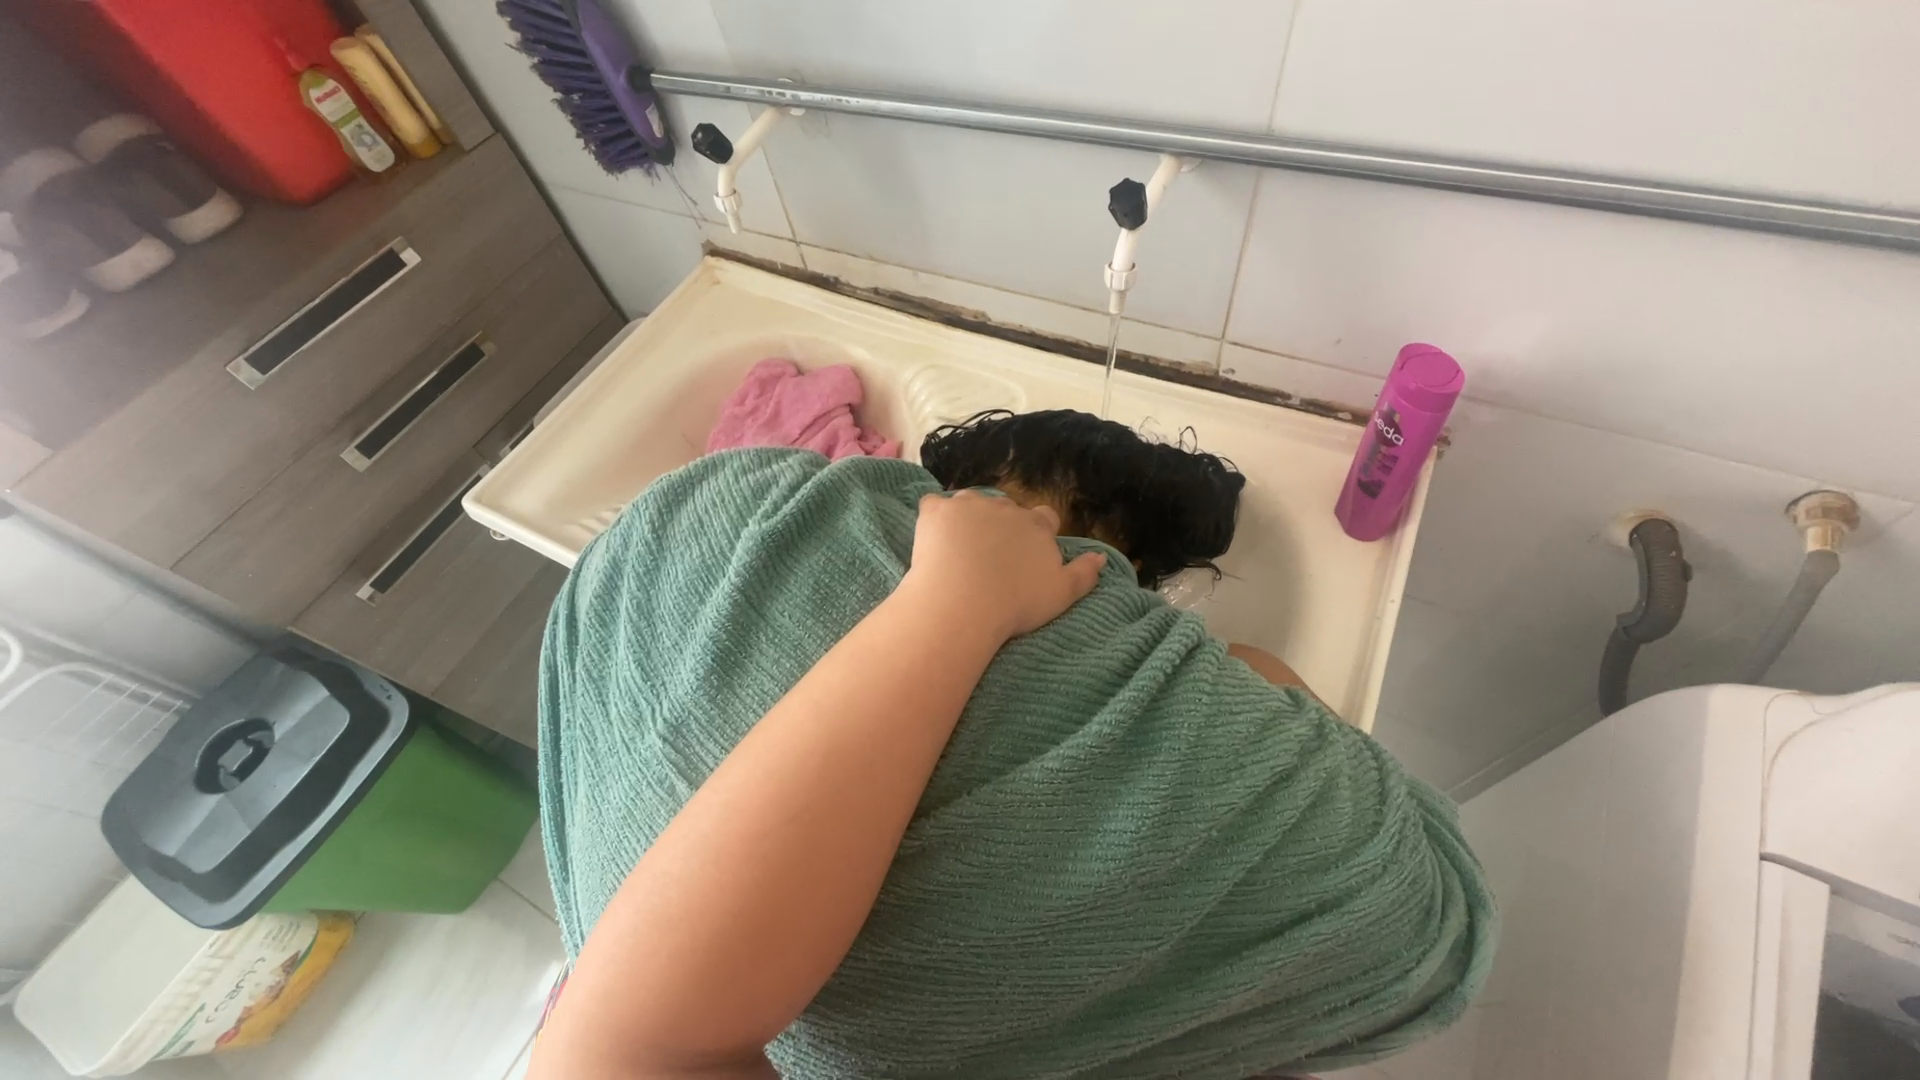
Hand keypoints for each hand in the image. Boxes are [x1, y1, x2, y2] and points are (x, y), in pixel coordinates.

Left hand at [901, 490, 1105, 641]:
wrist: (964, 604)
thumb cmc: (1016, 605)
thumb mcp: (1061, 595)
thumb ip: (1085, 574)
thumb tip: (1102, 557)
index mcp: (1037, 526)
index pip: (1044, 518)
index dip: (1036, 533)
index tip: (1025, 555)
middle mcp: (1005, 508)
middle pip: (1006, 509)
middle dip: (1000, 526)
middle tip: (989, 559)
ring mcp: (968, 505)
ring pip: (971, 502)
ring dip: (968, 518)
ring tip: (959, 549)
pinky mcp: (936, 511)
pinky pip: (934, 505)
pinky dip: (934, 518)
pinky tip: (931, 538)